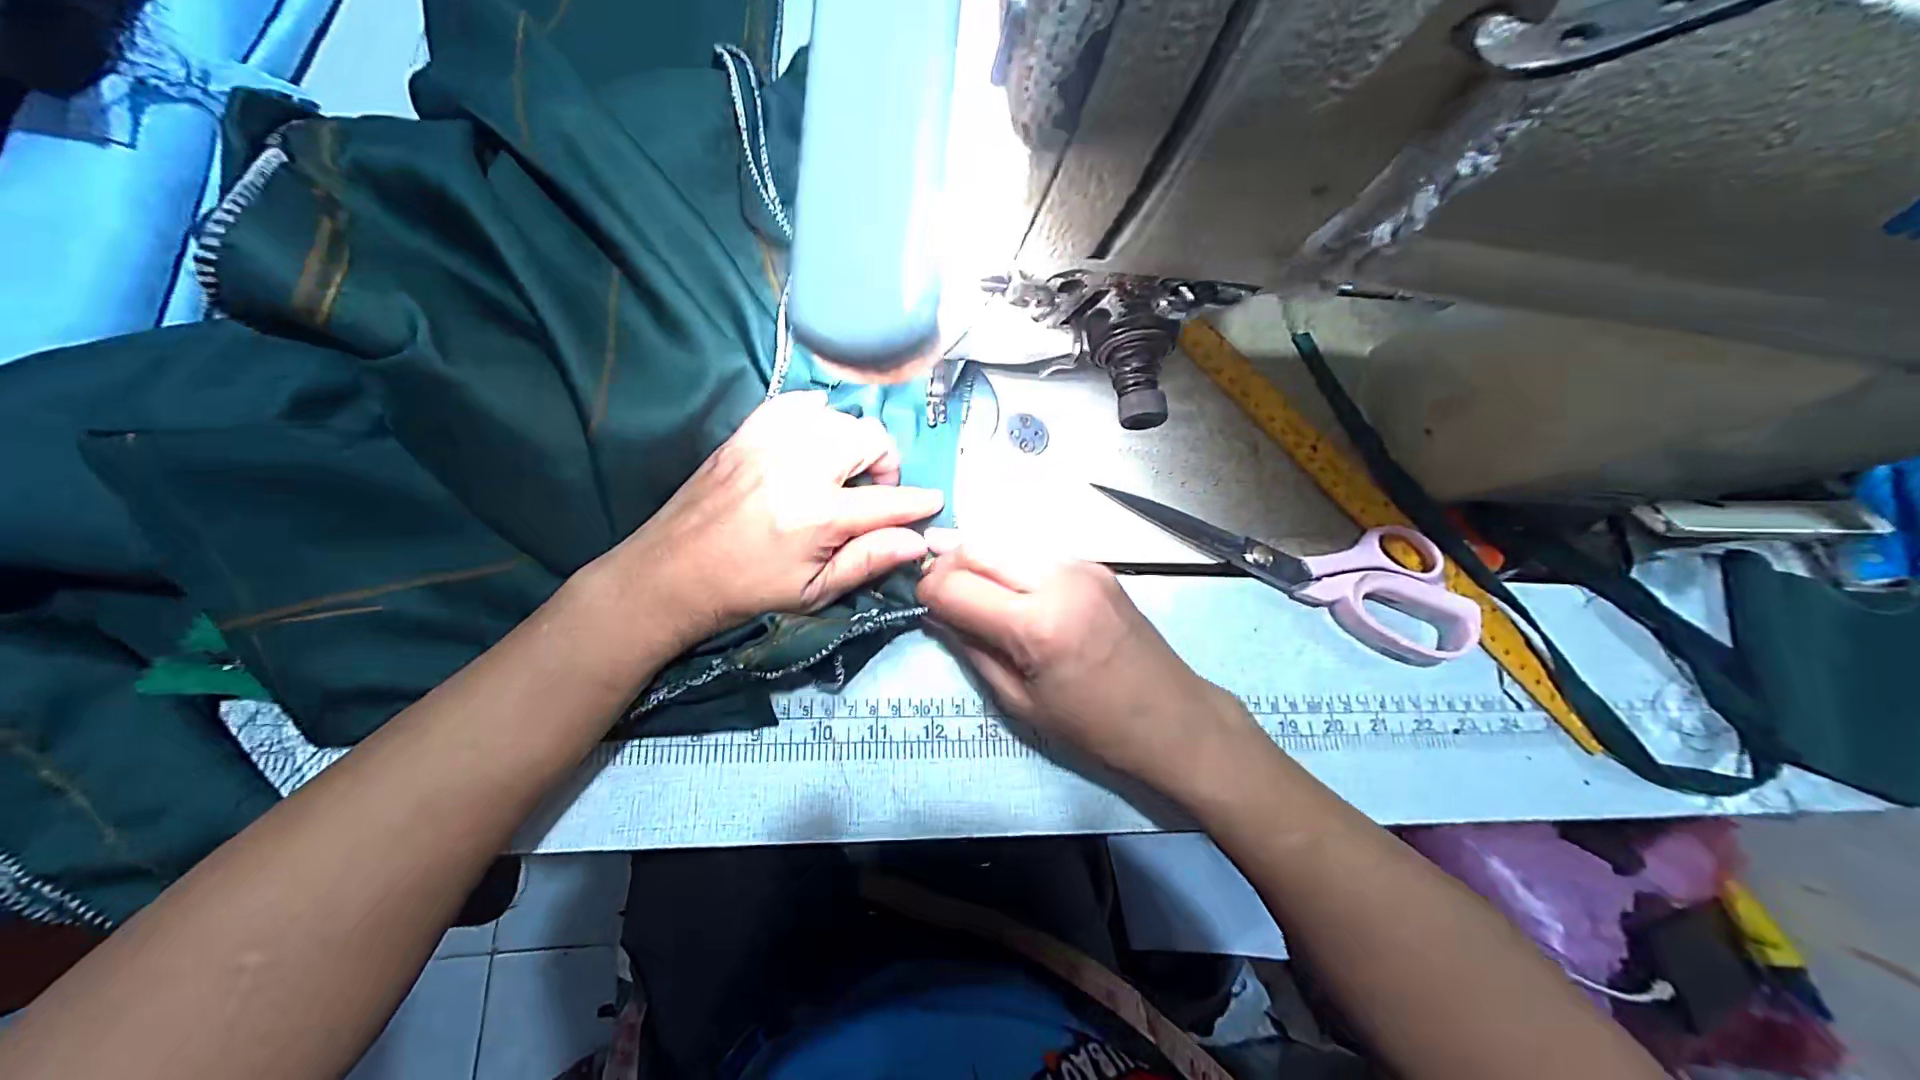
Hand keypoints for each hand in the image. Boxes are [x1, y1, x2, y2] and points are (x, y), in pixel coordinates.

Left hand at [597, 391, 943, 643]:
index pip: (888, 501)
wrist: (672, 572)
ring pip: (838, 416)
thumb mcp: (814, 592)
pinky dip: (817, 417)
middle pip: (869, 438)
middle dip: (885, 464)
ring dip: (852, 442)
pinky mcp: (747, 432)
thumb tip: (918, 541)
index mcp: (816, 515)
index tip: (932, 502)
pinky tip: (813, 443)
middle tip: (871, 494)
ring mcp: (769, 442)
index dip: (917, 503)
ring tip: (840, 472)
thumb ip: (868, 561)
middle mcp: (797, 467)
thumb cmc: (748, 590)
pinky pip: (798, 403)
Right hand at [915, 532, 1265, 802]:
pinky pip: (1034, 552)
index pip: (955, 584)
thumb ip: (972, 650)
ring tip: (968, 590)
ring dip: (976, 559)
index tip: (922, 606)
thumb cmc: (1094, 727)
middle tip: (938, 593)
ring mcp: (1080, 565)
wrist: (1173, 718)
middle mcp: (1058, 580)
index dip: (927, 592)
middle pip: (976, 547)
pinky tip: (1007, 588)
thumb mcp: (1020, 702)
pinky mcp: (1094, 564)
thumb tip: (935, 615)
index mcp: (1037, 624)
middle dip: (946, 565)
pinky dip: (1008, 563)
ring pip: (1004, 541)